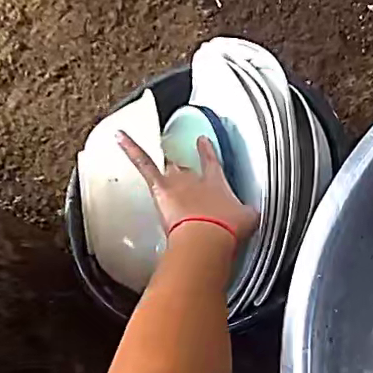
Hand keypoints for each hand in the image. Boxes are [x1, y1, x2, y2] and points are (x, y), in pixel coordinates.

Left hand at [118, 131, 258, 244]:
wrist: (208, 237)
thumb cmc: (228, 230)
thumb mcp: (248, 220)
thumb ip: (248, 215)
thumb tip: (254, 217)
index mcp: (217, 184)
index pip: (212, 164)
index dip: (207, 152)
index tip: (203, 141)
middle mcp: (195, 180)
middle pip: (186, 169)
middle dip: (182, 166)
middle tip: (178, 160)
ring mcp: (176, 182)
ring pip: (166, 166)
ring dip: (159, 159)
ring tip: (142, 146)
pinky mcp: (160, 188)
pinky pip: (143, 164)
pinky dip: (130, 148)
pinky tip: (119, 135)